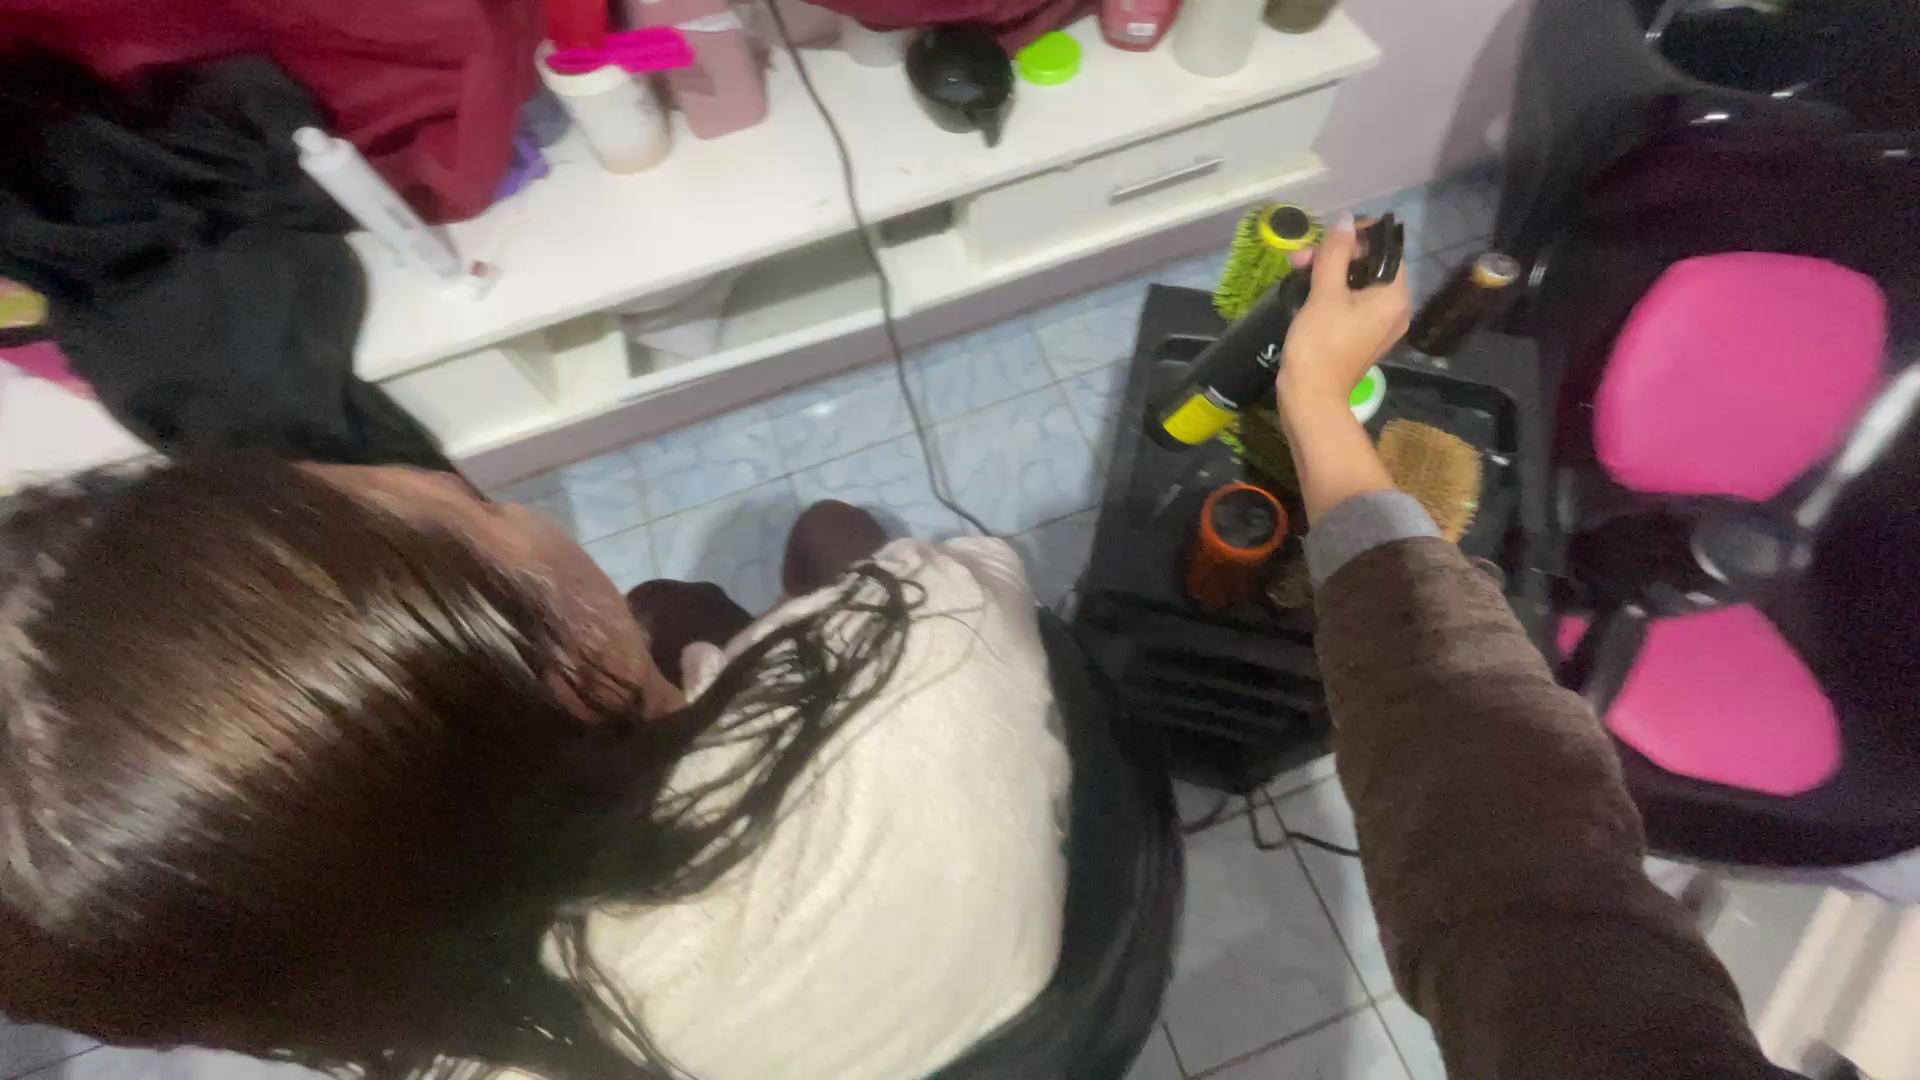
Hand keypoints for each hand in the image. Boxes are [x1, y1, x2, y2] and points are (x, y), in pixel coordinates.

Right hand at [1277, 214, 1411, 415]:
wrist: (1310, 399)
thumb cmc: (1318, 346)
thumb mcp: (1324, 295)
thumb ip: (1335, 254)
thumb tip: (1344, 220)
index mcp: (1394, 294)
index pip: (1385, 248)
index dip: (1354, 238)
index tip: (1321, 244)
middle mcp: (1396, 308)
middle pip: (1370, 266)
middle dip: (1336, 257)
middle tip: (1298, 261)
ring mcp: (1381, 327)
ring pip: (1359, 286)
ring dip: (1330, 275)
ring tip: (1298, 276)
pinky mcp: (1364, 340)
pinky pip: (1354, 306)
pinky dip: (1334, 296)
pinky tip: (1309, 297)